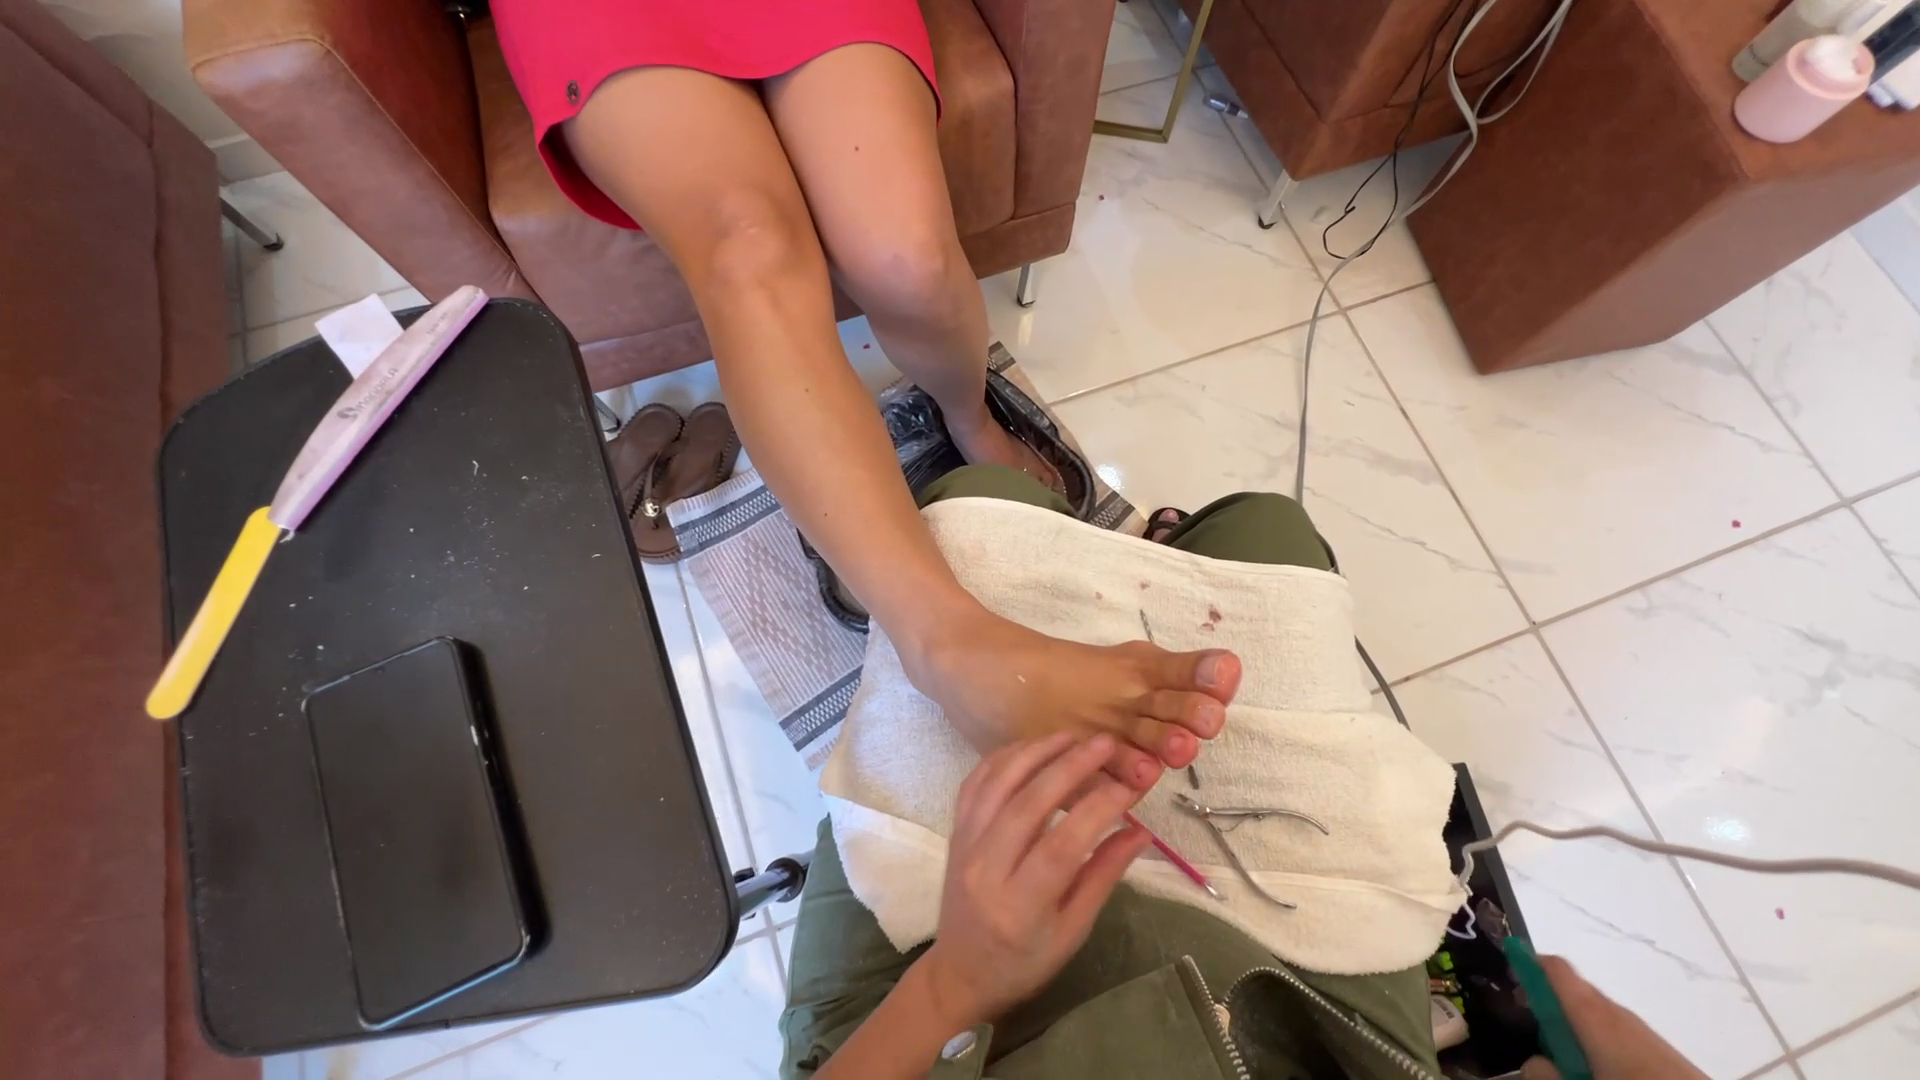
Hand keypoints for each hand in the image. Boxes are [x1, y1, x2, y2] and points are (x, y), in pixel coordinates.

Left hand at [913, 732, 1153, 1027]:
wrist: (961, 970)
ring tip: (1071, 736)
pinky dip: (1003, 758)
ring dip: (1036, 753)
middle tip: (1105, 743)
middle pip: (1028, 805)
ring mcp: (965, 845)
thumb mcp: (1073, 931)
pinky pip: (976, 782)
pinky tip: (1031, 748)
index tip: (1130, 786)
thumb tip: (1140, 830)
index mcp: (1020, 906)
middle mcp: (987, 869)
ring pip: (998, 784)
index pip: (1062, 846)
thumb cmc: (1025, 960)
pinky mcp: (955, 830)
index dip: (1097, 810)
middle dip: (1070, 768)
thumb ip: (1103, 877)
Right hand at [1519, 955, 1707, 1079]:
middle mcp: (1613, 1011)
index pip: (1552, 966)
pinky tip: (1600, 1068)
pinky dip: (1597, 1038)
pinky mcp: (1657, 1047)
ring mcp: (1639, 1029)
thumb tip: (1532, 1061)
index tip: (1510, 979)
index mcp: (1590, 1013)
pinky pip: (1615, 1029)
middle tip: (1531, 1025)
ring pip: (1593, 1011)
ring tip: (1567, 1056)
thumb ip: (1544, 1072)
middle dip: (1547, 1001)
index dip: (1526, 964)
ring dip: (1573, 1024)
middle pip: (1571, 989)